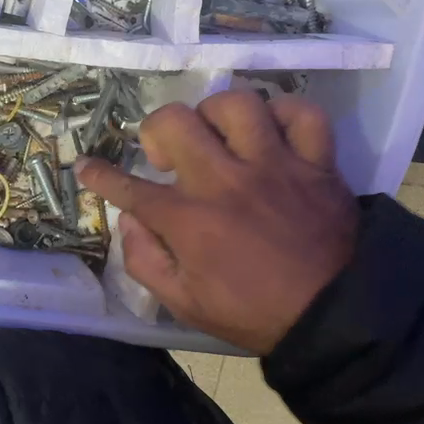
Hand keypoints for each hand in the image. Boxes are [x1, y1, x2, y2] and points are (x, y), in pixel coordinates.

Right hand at [75, 91, 357, 354]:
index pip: (129, 187)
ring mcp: (275, 166)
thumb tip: (129, 220)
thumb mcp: (183, 302)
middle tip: (166, 158)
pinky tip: (270, 133)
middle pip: (174, 122)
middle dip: (156, 131)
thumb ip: (145, 260)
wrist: (338, 318)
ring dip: (215, 116)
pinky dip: (284, 115)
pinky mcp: (317, 164)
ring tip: (217, 137)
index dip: (99, 175)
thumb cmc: (253, 312)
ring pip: (235, 105)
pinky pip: (304, 114)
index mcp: (189, 220)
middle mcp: (225, 182)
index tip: (86, 166)